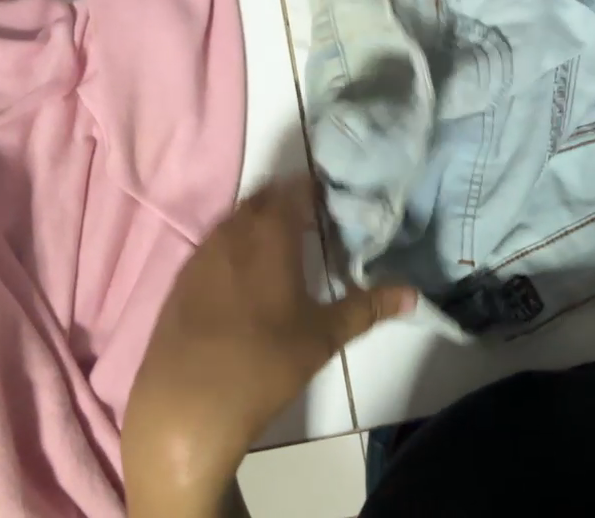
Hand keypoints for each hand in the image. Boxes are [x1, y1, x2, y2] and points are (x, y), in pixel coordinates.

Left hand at [124, 177, 414, 516]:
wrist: (185, 405)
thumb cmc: (263, 364)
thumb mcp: (323, 337)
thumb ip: (367, 308)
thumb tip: (413, 293)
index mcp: (269, 235)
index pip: (292, 190)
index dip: (311, 188)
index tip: (330, 197)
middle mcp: (233, 233)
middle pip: (261, 199)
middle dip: (285, 200)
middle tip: (311, 217)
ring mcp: (202, 254)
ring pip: (234, 219)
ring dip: (257, 220)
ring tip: (281, 242)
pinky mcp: (181, 279)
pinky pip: (213, 244)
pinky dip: (233, 244)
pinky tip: (244, 274)